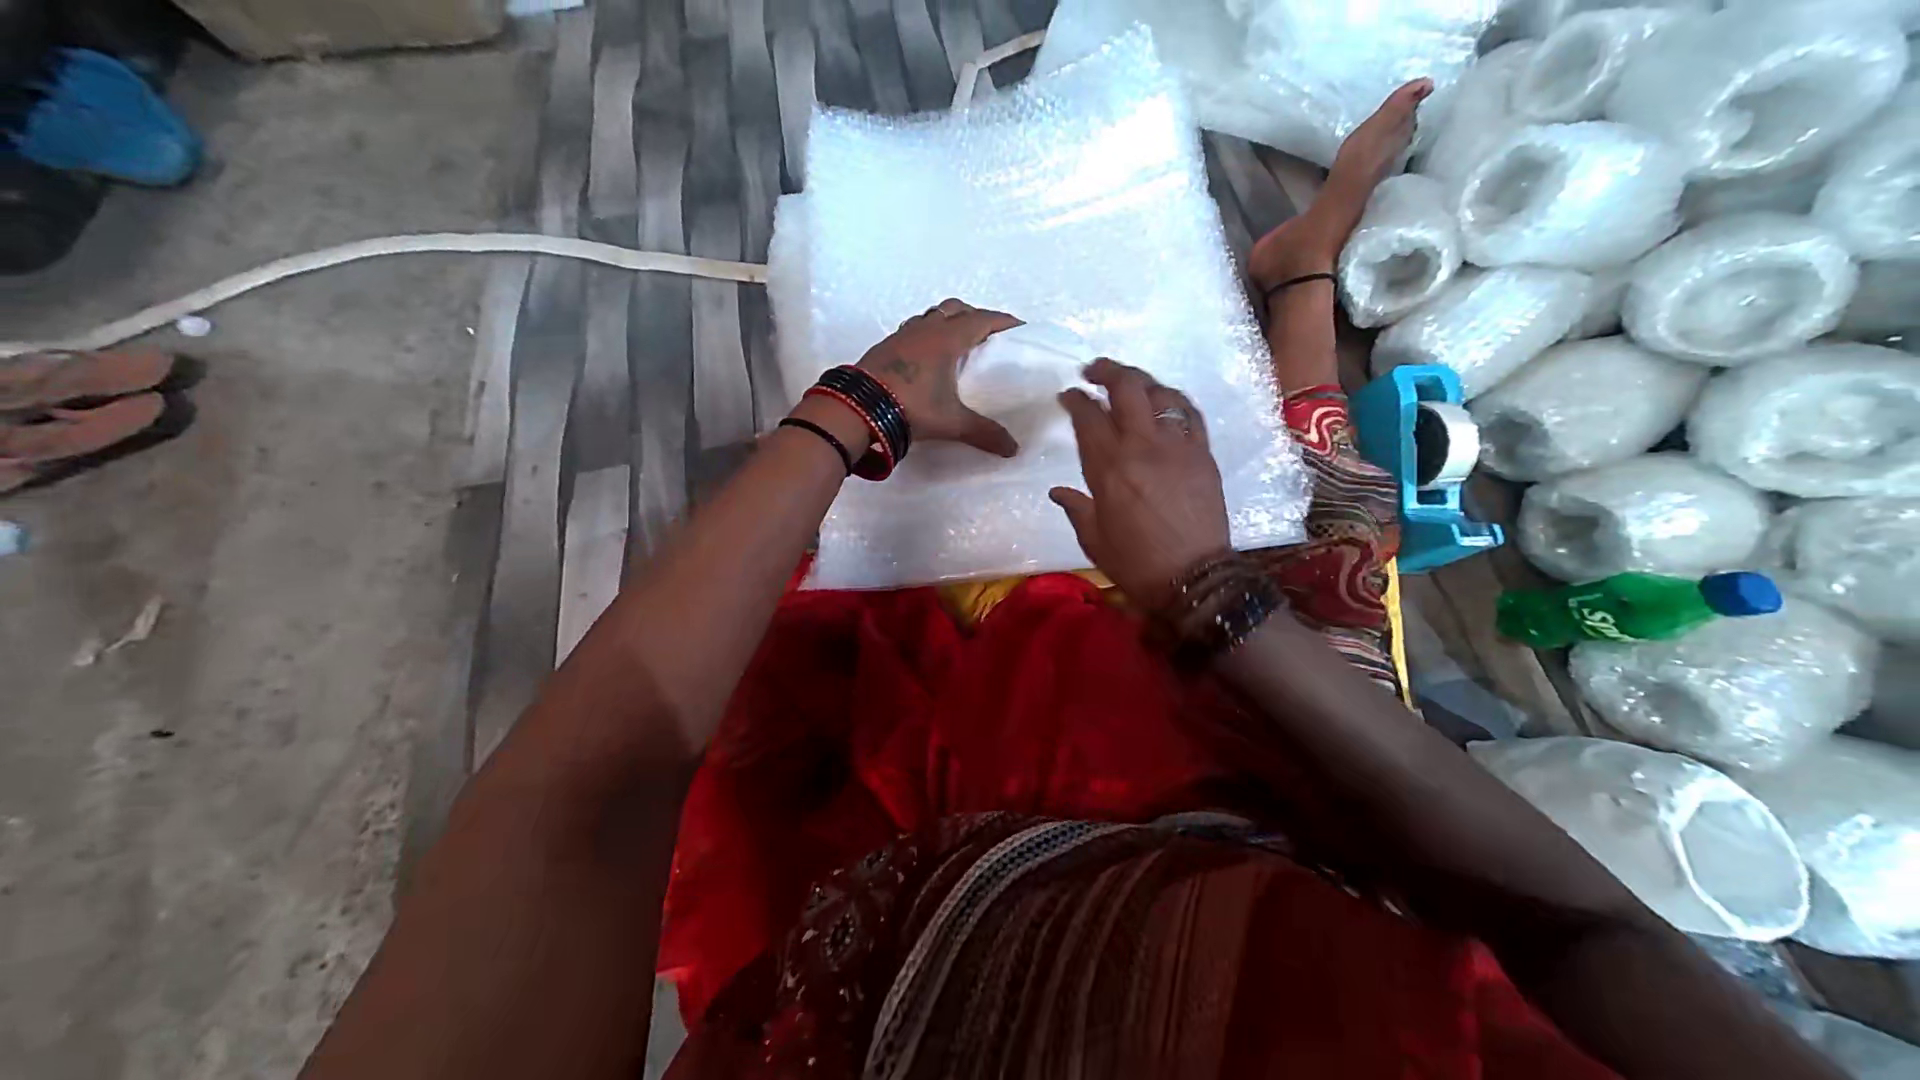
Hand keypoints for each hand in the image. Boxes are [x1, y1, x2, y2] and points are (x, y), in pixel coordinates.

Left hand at [856, 298, 1021, 456]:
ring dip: (947, 322)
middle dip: (974, 316)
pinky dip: (926, 334)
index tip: (1018, 327)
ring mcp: (902, 335)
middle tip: (987, 334)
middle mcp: (925, 330)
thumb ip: (983, 432)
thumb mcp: (951, 422)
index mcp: (946, 339)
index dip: (1002, 321)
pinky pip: (913, 330)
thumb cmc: (911, 407)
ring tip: (957, 343)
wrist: (858, 408)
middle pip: (955, 309)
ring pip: (931, 316)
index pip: (981, 320)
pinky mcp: (885, 346)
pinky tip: (927, 356)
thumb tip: (1012, 449)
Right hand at [1050, 358, 1231, 612]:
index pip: (1088, 416)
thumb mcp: (1094, 539)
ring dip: (1140, 380)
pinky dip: (1173, 400)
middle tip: (1093, 372)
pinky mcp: (1203, 453)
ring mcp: (1177, 446)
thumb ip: (1076, 507)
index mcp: (1109, 468)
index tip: (1067, 395)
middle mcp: (1142, 447)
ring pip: (1160, 393)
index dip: (1075, 399)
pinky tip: (1164, 401)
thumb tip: (1059, 490)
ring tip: (1128, 382)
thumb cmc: (1136, 563)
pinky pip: (1189, 413)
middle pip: (1126, 388)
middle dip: (1106, 371)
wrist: (1194, 578)